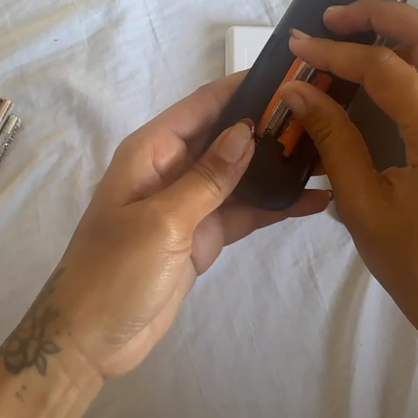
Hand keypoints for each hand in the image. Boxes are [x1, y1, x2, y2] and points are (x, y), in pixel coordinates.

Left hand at [35, 73, 328, 381]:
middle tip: (323, 113)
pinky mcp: (204, 235)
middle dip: (269, 125)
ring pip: (241, 173)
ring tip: (327, 153)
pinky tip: (311, 200)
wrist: (90, 343)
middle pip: (227, 135)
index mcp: (153, 151)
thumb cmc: (114, 272)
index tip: (289, 74)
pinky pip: (244, 210)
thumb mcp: (162, 222)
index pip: (203, 105)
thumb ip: (208, 177)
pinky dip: (274, 205)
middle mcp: (173, 168)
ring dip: (277, 166)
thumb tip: (246, 131)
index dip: (243, 87)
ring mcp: (190, 203)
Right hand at [277, 0, 417, 356]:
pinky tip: (416, 70)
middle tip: (335, 20)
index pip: (385, 68)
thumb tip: (297, 90)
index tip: (298, 46)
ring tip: (385, 37)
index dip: (336, 52)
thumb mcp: (361, 205)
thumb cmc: (415, 266)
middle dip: (380, 14)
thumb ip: (332, 138)